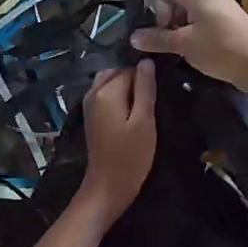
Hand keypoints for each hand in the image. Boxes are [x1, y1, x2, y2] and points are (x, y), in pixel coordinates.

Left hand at [76, 61, 156, 223]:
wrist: (108, 185)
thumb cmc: (131, 156)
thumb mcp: (144, 121)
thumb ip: (145, 89)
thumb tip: (146, 61)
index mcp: (105, 91)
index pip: (130, 69)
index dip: (146, 79)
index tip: (158, 94)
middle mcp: (92, 93)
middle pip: (117, 73)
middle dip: (134, 81)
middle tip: (152, 100)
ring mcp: (89, 105)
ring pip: (109, 83)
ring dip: (126, 89)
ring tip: (144, 105)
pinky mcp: (91, 117)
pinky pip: (105, 96)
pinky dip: (118, 98)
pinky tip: (131, 112)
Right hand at [129, 0, 247, 96]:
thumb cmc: (221, 51)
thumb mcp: (184, 45)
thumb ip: (157, 39)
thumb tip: (133, 37)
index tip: (151, 23)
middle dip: (161, 1)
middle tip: (163, 25)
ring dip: (173, 10)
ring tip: (175, 35)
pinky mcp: (222, 8)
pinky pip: (196, 3)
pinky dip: (186, 15)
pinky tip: (188, 36)